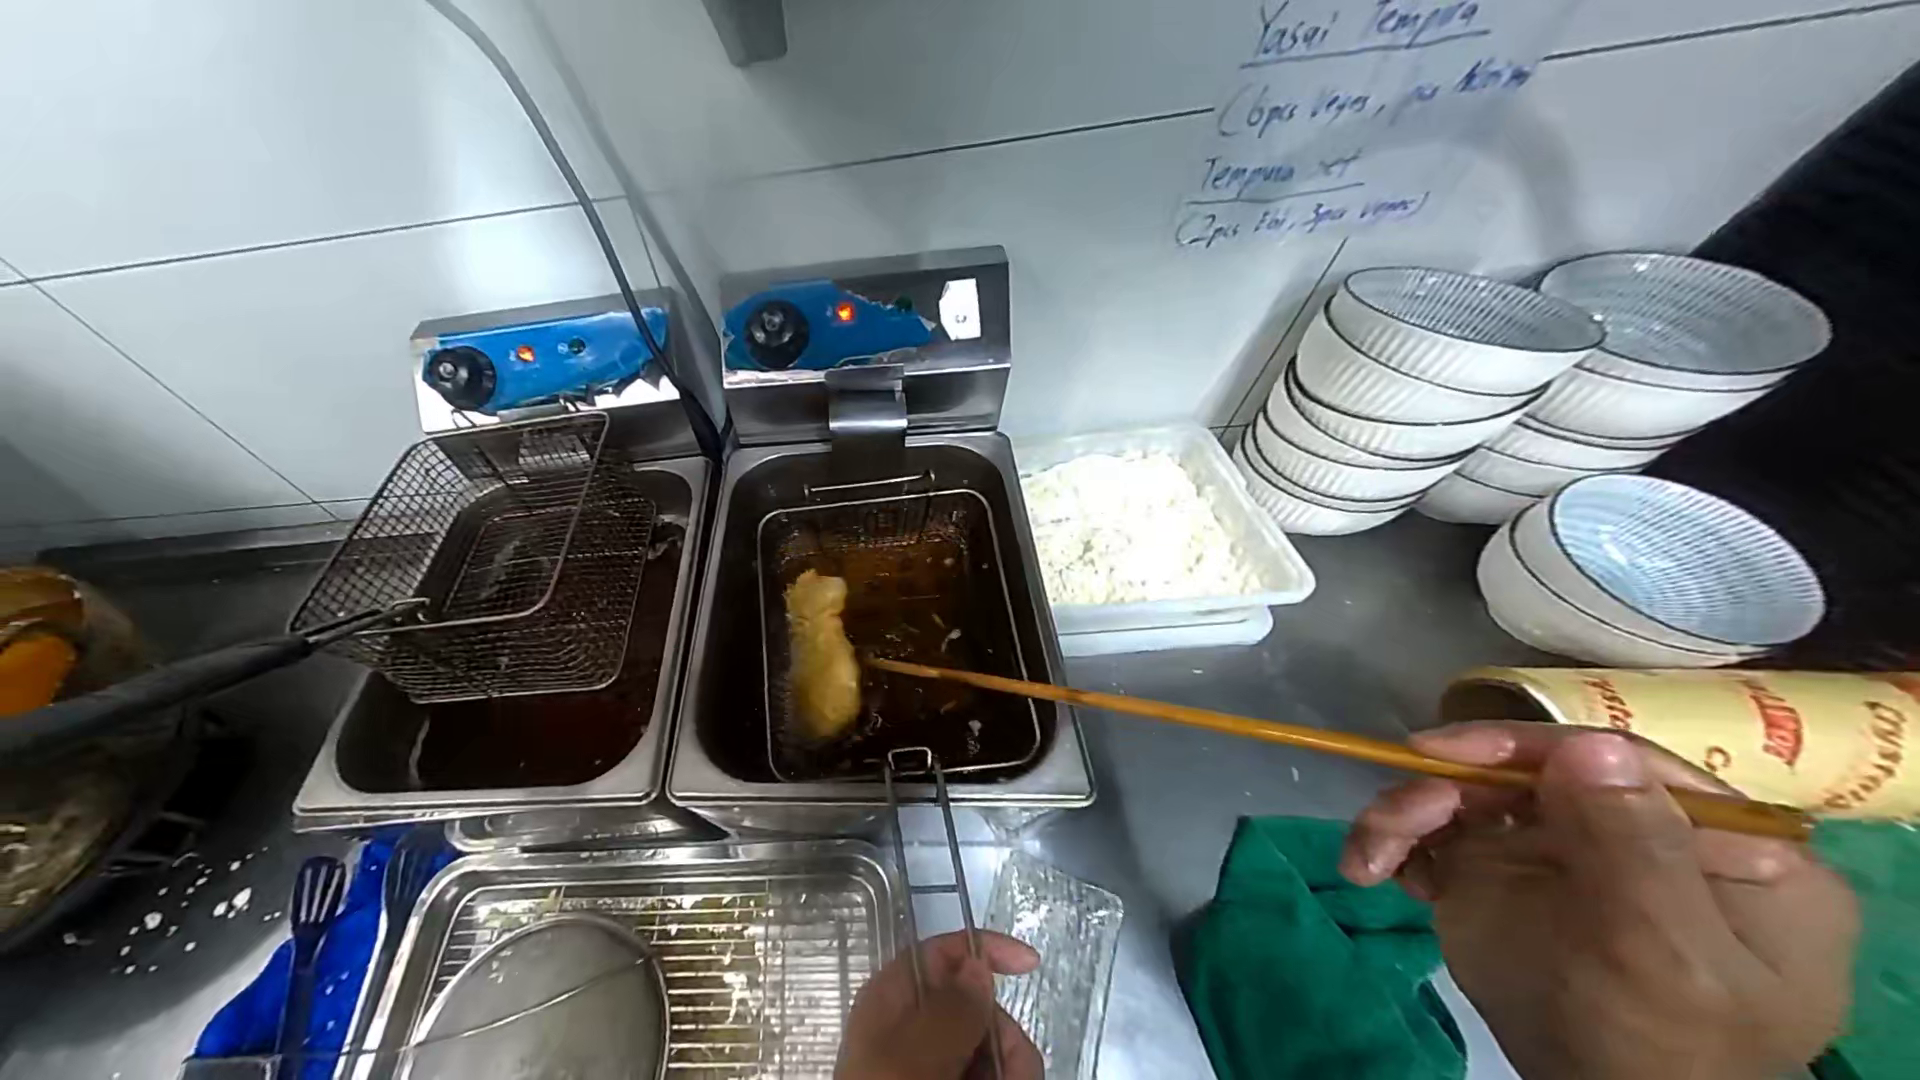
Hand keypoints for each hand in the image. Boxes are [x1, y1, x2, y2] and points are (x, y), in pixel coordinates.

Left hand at [837, 930, 1043, 1079]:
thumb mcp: (911, 1060)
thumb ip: (948, 1011)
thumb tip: (979, 966)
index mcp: (893, 1000)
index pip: (943, 951)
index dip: (987, 948)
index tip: (1030, 965)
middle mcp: (915, 1028)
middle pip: (980, 1009)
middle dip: (1007, 1041)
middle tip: (1015, 1077)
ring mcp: (932, 1067)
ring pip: (992, 1053)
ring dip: (1010, 1073)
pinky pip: (989, 1079)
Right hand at [1340, 722, 1856, 1079]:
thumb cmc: (1658, 1041)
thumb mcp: (1668, 953)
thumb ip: (1640, 848)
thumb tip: (1592, 744)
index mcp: (1710, 841)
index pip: (1612, 758)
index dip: (1525, 745)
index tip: (1445, 753)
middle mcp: (1621, 825)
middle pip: (1516, 770)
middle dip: (1442, 789)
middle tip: (1395, 819)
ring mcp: (1550, 842)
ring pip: (1460, 793)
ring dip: (1403, 816)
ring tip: (1370, 858)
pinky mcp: (1489, 861)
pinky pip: (1430, 829)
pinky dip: (1392, 843)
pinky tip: (1373, 869)